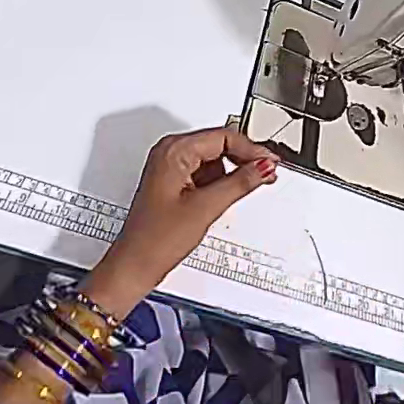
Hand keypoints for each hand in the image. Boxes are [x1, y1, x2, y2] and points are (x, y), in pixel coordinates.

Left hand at [82, 127, 278, 316]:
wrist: (134, 266)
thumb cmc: (155, 240)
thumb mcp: (206, 207)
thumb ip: (240, 182)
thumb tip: (263, 166)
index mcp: (174, 151)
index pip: (223, 137)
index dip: (251, 149)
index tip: (269, 161)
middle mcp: (169, 152)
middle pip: (219, 143)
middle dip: (244, 158)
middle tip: (265, 171)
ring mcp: (170, 165)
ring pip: (214, 157)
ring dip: (232, 170)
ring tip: (246, 186)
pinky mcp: (173, 179)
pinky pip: (204, 170)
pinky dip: (220, 180)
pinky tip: (225, 195)